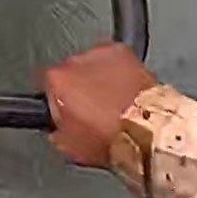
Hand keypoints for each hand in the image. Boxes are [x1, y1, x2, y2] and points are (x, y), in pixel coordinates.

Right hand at [41, 42, 155, 166]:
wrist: (150, 132)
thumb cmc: (112, 137)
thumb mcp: (70, 145)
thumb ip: (56, 129)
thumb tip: (58, 127)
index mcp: (55, 80)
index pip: (46, 84)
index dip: (58, 100)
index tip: (68, 109)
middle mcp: (72, 62)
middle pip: (69, 72)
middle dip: (79, 87)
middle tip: (94, 107)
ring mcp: (97, 54)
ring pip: (91, 64)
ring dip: (99, 76)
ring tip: (115, 98)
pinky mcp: (121, 52)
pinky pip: (113, 58)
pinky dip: (119, 69)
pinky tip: (126, 87)